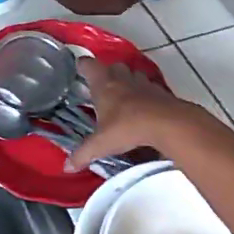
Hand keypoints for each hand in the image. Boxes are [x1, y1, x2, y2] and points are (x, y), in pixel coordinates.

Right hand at [66, 57, 214, 170]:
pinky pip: (151, 87)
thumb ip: (83, 154)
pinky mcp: (161, 92)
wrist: (167, 123)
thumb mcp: (101, 144)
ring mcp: (144, 83)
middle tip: (103, 86)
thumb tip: (67, 167)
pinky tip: (145, 106)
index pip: (90, 66)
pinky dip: (146, 94)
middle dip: (108, 73)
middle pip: (114, 66)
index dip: (84, 65)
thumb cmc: (127, 128)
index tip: (80, 67)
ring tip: (125, 95)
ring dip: (129, 81)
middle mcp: (123, 79)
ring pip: (134, 74)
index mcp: (104, 85)